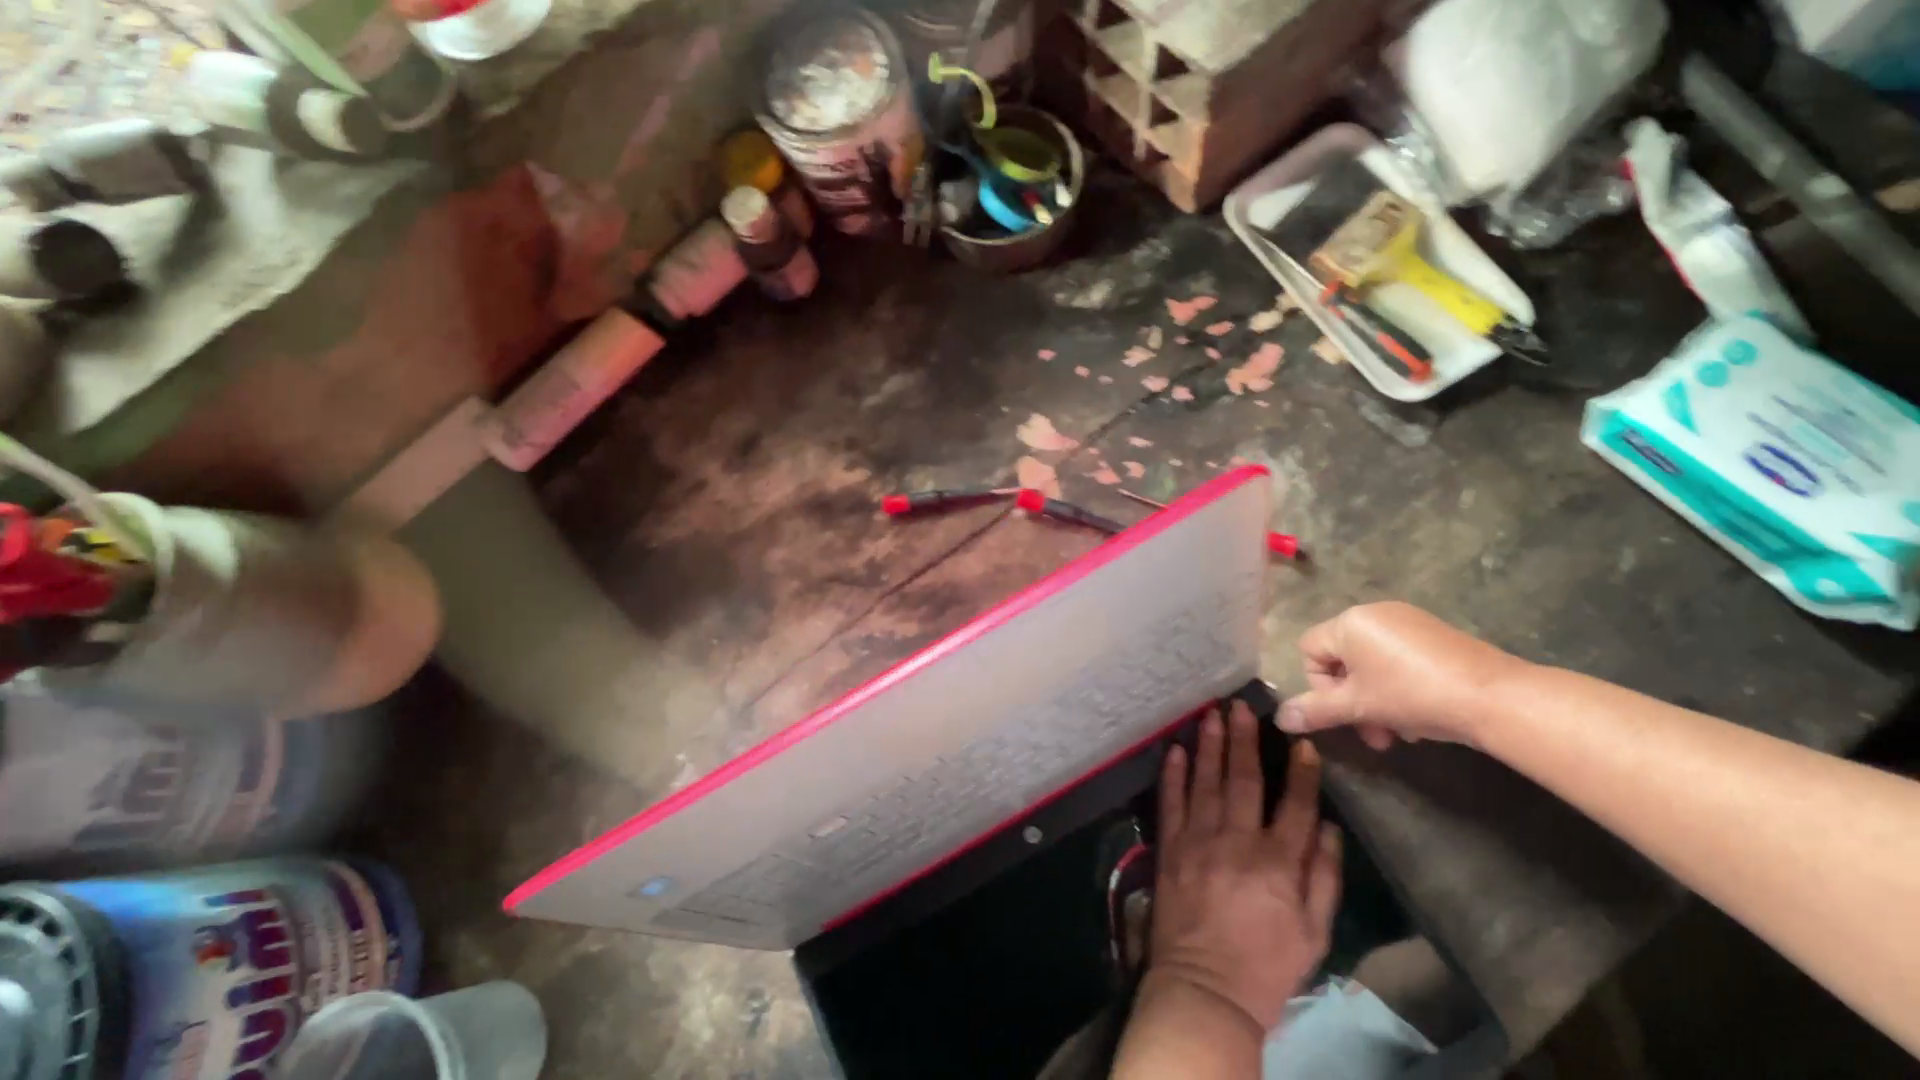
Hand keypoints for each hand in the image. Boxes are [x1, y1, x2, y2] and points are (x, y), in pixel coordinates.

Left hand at [1146, 702, 1341, 1032]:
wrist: (1205, 990)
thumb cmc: (1267, 966)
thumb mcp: (1315, 933)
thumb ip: (1324, 877)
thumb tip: (1328, 828)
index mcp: (1279, 862)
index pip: (1295, 804)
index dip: (1302, 771)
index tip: (1303, 742)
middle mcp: (1238, 842)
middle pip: (1244, 780)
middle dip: (1245, 740)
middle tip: (1242, 705)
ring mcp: (1199, 843)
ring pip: (1205, 783)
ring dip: (1208, 746)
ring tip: (1210, 714)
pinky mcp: (1169, 851)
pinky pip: (1170, 804)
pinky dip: (1173, 775)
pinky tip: (1175, 750)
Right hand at [1277, 602, 1530, 749]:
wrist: (1492, 696)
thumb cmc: (1413, 695)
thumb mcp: (1359, 707)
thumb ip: (1315, 710)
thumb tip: (1279, 718)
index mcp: (1349, 622)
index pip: (1309, 651)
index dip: (1319, 686)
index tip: (1345, 712)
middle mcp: (1375, 613)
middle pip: (1342, 660)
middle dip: (1352, 701)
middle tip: (1374, 735)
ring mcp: (1409, 622)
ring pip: (1372, 666)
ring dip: (1376, 701)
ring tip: (1400, 732)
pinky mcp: (1435, 636)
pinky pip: (1399, 661)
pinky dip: (1399, 689)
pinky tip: (1420, 717)